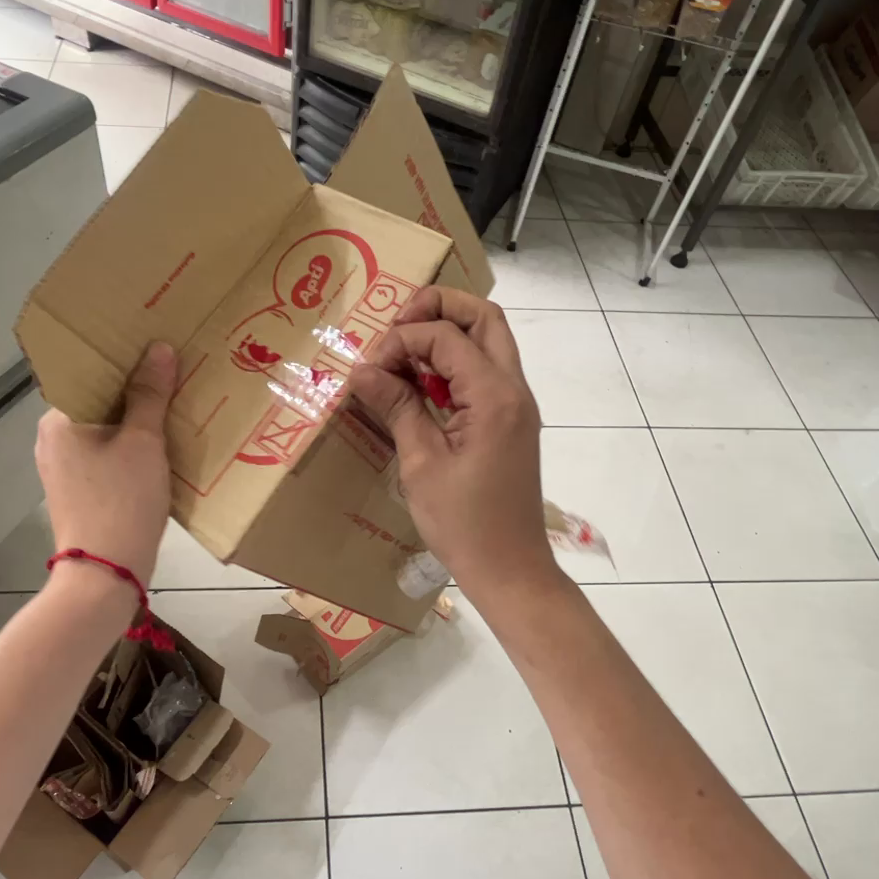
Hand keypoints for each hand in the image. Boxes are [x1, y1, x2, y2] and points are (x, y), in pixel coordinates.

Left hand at [35, 342, 175, 582]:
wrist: (105, 574)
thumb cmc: (122, 502)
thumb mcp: (144, 443)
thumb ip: (150, 394)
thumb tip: (160, 349)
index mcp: (59, 418)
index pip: (90, 372)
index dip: (124, 359)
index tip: (156, 348)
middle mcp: (53, 439)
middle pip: (98, 400)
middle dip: (134, 390)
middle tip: (174, 373)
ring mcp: (63, 468)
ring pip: (104, 429)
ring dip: (135, 420)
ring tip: (174, 405)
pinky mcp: (78, 492)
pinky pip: (106, 455)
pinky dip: (130, 447)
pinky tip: (161, 446)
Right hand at [346, 287, 556, 593]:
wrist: (510, 569)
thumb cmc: (464, 524)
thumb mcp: (421, 464)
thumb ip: (397, 406)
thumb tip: (363, 370)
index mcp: (494, 396)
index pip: (446, 336)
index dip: (401, 339)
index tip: (368, 369)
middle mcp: (513, 389)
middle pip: (483, 317)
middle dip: (437, 309)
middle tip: (395, 330)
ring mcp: (515, 404)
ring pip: (488, 340)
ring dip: (445, 334)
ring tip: (400, 356)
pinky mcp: (509, 420)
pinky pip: (484, 371)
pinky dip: (452, 364)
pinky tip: (417, 385)